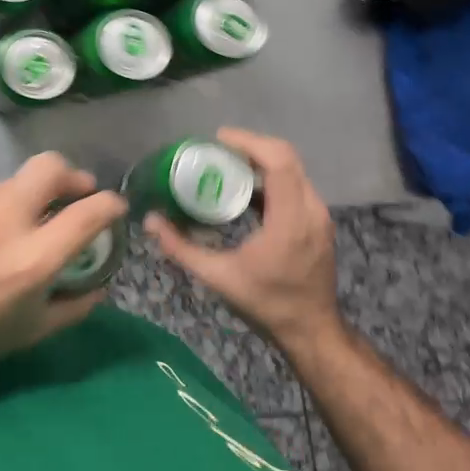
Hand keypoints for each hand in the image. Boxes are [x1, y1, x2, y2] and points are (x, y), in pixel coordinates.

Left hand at [0, 152, 125, 371]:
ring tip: (6, 231)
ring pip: (8, 184)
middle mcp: (3, 221)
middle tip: (72, 192)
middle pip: (48, 167)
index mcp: (33, 258)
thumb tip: (100, 280)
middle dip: (70, 175)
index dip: (109, 205)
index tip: (113, 206)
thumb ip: (78, 303)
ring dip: (20, 201)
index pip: (87, 214)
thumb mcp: (37, 329)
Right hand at [143, 128, 343, 350]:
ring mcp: (319, 216)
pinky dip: (269, 178)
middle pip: (286, 159)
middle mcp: (311, 211)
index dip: (249, 143)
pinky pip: (295, 186)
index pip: (279, 162)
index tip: (217, 140)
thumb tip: (150, 220)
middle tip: (215, 152)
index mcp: (290, 220)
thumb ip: (181, 247)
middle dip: (250, 147)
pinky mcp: (318, 223)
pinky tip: (243, 191)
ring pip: (292, 170)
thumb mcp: (217, 277)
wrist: (311, 330)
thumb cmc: (266, 303)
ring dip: (260, 162)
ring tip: (225, 167)